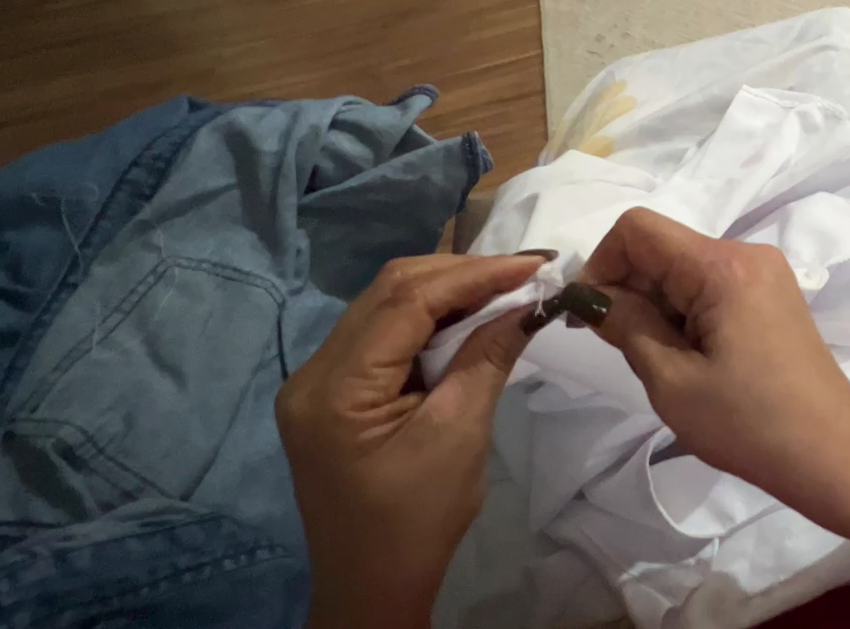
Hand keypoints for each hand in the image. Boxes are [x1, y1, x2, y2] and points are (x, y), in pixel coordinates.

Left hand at [276, 253, 544, 628]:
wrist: (373, 585)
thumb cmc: (418, 519)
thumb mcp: (460, 432)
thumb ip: (489, 355)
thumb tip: (531, 300)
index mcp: (335, 388)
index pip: (408, 300)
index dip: (476, 273)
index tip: (535, 264)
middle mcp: (314, 371)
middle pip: (392, 289)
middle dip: (464, 272)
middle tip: (526, 272)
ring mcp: (319, 378)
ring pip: (389, 301)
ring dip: (451, 287)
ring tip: (507, 286)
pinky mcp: (337, 387)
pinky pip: (387, 328)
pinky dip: (434, 313)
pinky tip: (472, 313)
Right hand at [581, 208, 849, 520]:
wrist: (830, 450)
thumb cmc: (748, 422)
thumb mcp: (672, 380)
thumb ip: (626, 325)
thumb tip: (589, 295)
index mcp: (722, 264)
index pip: (639, 228)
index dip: (602, 262)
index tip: (590, 314)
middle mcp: (746, 252)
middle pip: (664, 247)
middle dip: (630, 288)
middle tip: (620, 347)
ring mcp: (765, 271)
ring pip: (684, 267)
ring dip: (658, 304)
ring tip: (664, 361)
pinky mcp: (772, 292)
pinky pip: (711, 283)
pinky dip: (686, 310)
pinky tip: (691, 356)